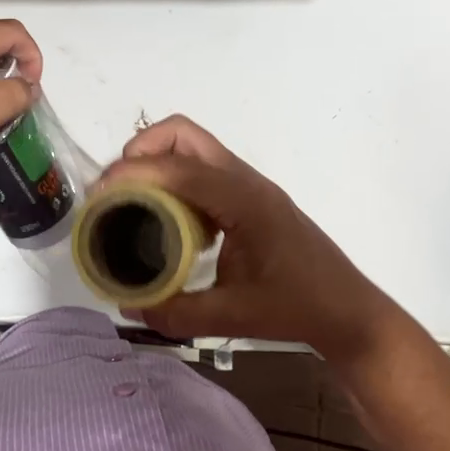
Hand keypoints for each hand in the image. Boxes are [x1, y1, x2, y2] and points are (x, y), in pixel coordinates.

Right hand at [102, 116, 391, 358]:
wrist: (348, 310)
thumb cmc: (299, 307)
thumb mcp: (235, 316)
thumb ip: (178, 313)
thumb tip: (128, 306)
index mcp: (244, 201)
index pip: (180, 168)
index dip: (134, 172)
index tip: (100, 193)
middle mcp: (244, 181)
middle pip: (183, 134)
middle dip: (141, 150)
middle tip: (115, 189)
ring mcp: (248, 185)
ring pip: (192, 147)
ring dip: (155, 161)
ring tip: (129, 200)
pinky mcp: (248, 196)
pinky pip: (200, 169)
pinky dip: (172, 177)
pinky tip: (163, 217)